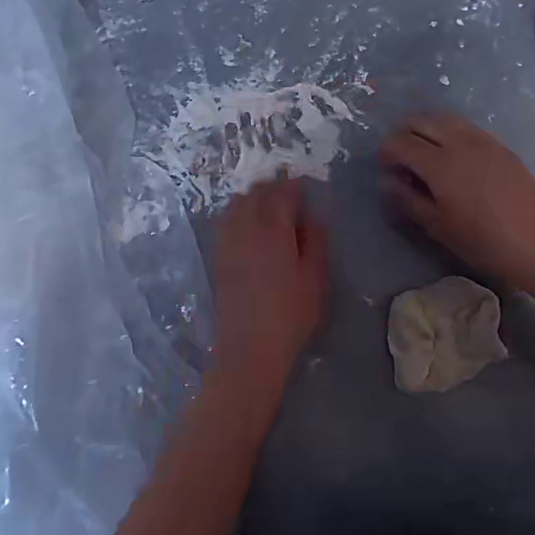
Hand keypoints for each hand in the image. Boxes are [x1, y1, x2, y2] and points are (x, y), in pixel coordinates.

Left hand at [209, 177, 328, 393]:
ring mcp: (228, 242)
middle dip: (273, 187)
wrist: (249, 348)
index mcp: (274, 231)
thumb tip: (313, 217)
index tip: (305, 187)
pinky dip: (238, 213)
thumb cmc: (291, 315)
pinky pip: (226, 221)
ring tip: (270, 207)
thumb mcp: (316, 279)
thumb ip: (316, 242)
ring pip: (237, 204)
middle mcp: (246, 229)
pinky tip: (249, 225)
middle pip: (256, 193)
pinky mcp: (218, 256)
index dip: (294, 186)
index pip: (282, 194)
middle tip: (289, 195)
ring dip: (254, 197)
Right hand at [380, 113, 534, 290]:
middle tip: (398, 156)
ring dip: (427, 127)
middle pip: (421, 121)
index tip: (383, 167)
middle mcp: (459, 143)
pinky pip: (466, 127)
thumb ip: (408, 200)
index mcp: (439, 163)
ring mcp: (483, 141)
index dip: (386, 152)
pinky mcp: (501, 147)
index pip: (400, 143)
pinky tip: (451, 154)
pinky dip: (449, 131)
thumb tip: (388, 181)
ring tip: (422, 150)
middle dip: (403, 133)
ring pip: (445, 118)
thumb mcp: (438, 226)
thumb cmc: (483, 241)